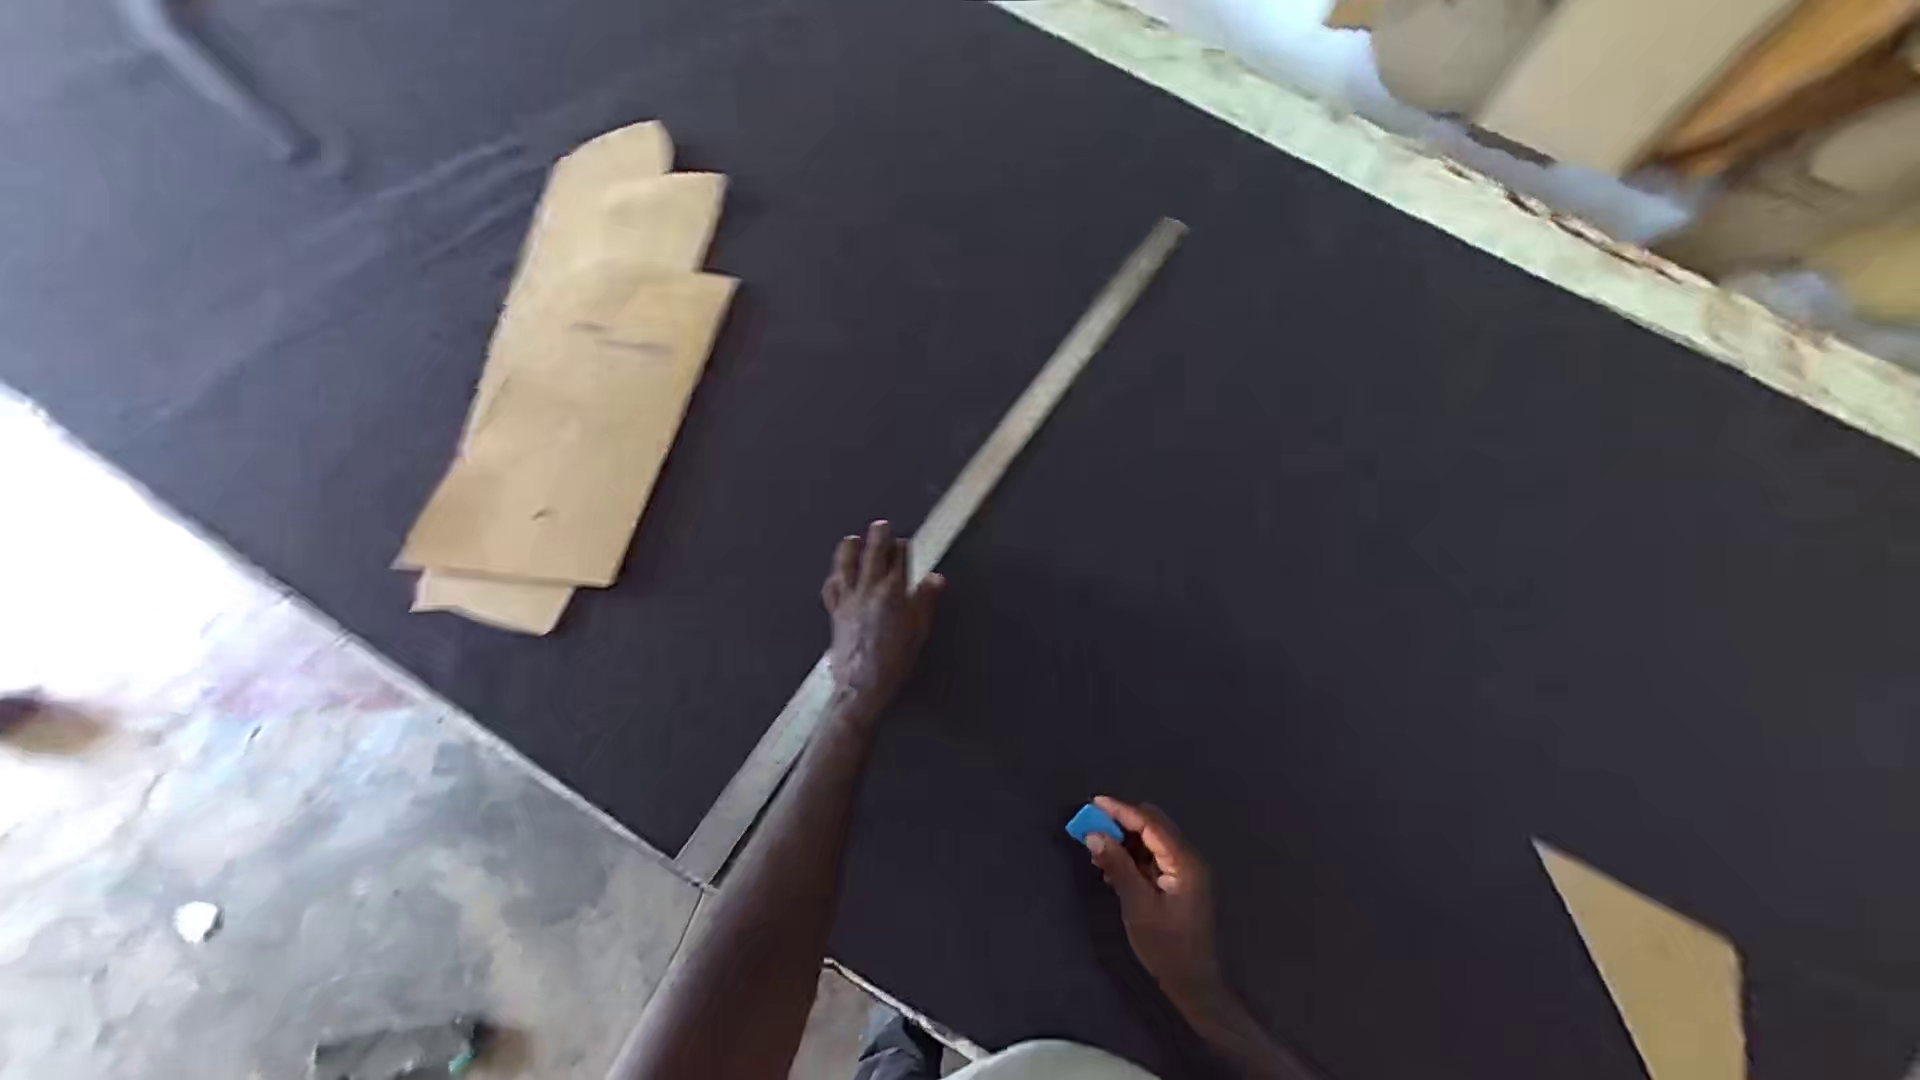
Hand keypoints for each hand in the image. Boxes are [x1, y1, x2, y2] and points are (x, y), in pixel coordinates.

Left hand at [820, 520, 943, 724]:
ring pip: (846, 564)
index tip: (905, 543)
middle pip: (873, 553)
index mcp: (893, 592)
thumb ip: (925, 600)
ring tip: (853, 539)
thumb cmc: (896, 659)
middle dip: (878, 536)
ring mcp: (848, 599)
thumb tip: (936, 577)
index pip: (900, 559)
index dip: (903, 548)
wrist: (862, 685)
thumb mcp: (919, 630)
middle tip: (881, 525)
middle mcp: (868, 589)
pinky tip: (837, 573)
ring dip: (850, 548)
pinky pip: (832, 587)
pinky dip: (835, 576)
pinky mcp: (834, 611)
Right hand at [1084, 796, 1222, 999]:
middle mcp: (1187, 858)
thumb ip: (1118, 866)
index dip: (1121, 810)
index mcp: (1184, 861)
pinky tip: (1112, 867)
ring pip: (1150, 839)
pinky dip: (1131, 855)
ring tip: (1098, 849)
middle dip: (1121, 821)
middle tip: (1093, 825)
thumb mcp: (1138, 906)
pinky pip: (1151, 856)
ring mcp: (1184, 870)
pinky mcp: (1177, 881)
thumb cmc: (1168, 947)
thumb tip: (1094, 834)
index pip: (1150, 823)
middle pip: (1152, 825)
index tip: (1094, 802)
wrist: (1195, 986)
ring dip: (1124, 839)